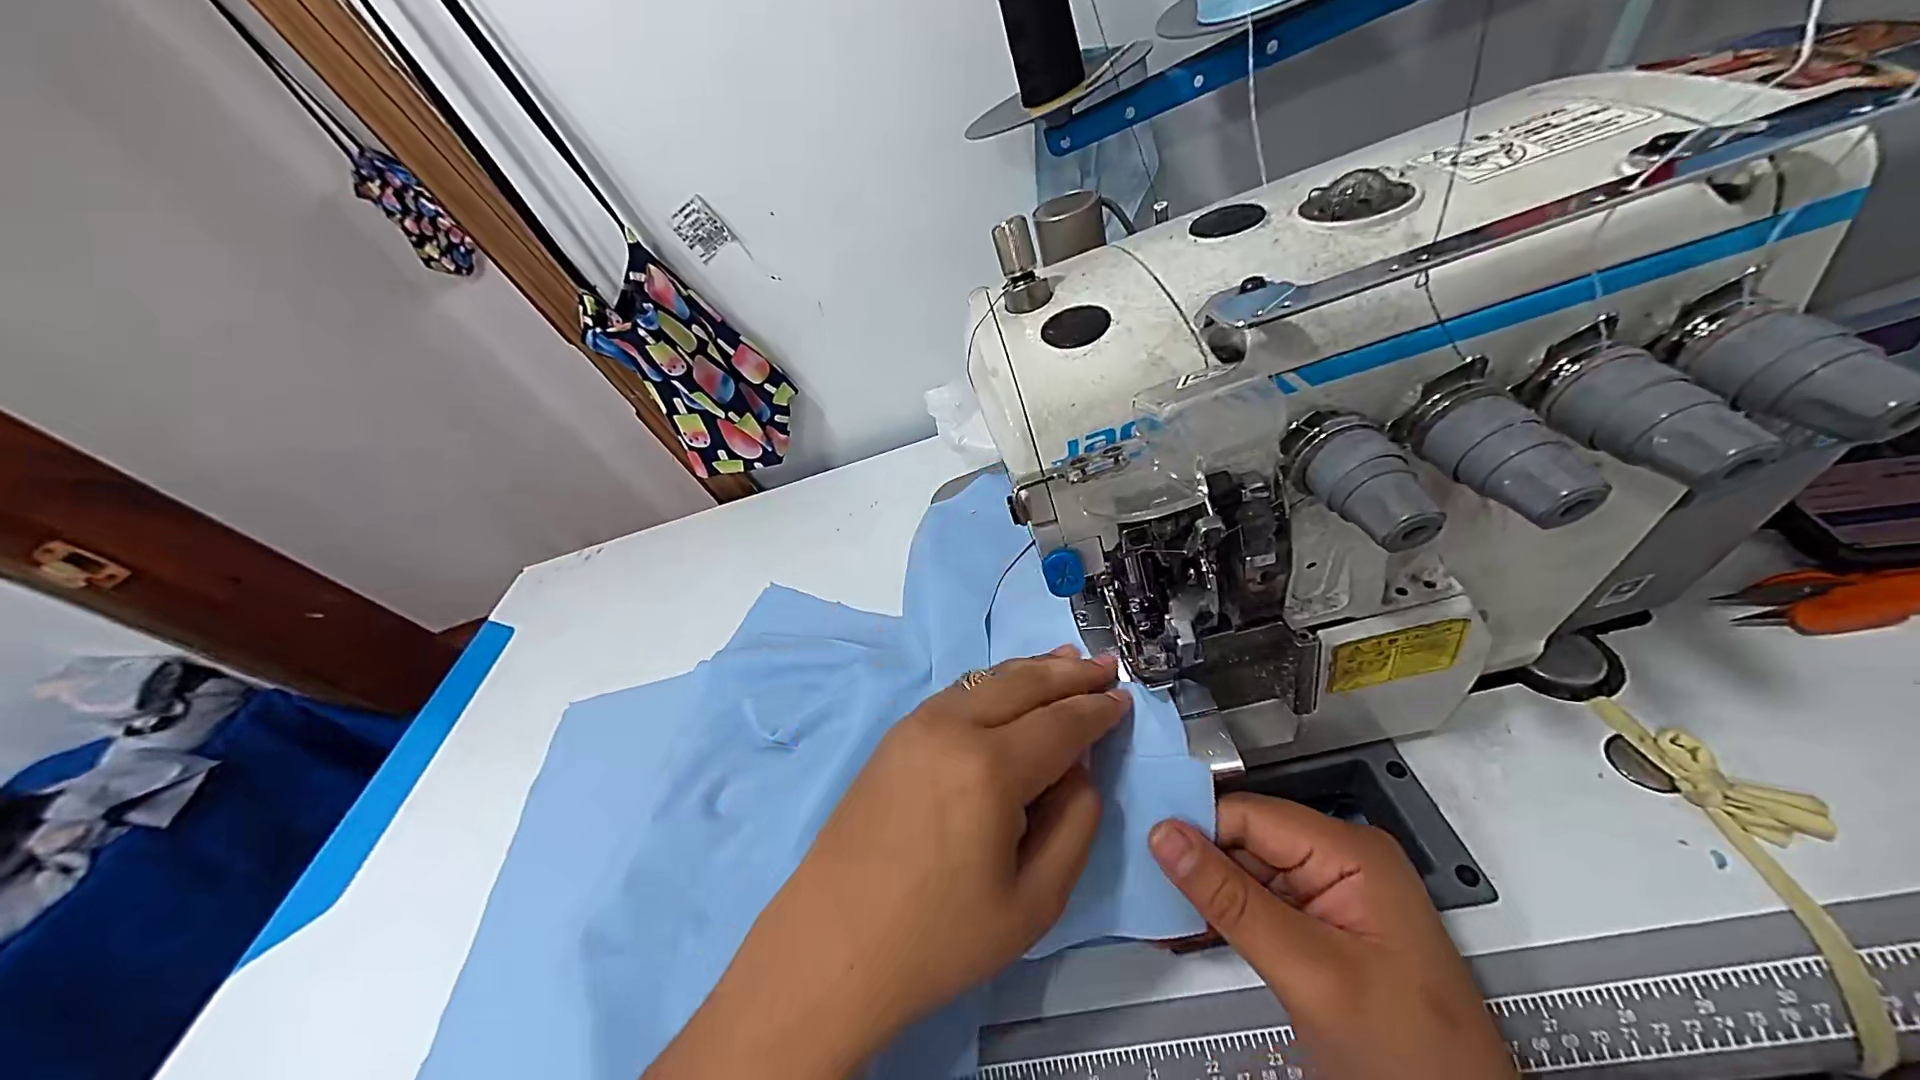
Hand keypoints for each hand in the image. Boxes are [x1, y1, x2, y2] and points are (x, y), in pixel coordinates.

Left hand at [645, 648, 1127, 1079]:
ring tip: (1066, 661)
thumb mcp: (1035, 900)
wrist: (833, 944)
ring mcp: (916, 725)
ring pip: (987, 679)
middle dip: (1069, 673)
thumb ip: (1074, 822)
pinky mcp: (895, 735)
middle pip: (1024, 683)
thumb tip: (1079, 767)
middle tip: (1104, 665)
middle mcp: (951, 728)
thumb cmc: (940, 937)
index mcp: (989, 768)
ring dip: (1031, 669)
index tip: (1124, 699)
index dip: (1097, 710)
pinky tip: (1009, 688)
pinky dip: (994, 683)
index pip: (1061, 722)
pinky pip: (958, 693)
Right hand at [1150, 794, 1515, 1079]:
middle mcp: (1338, 862)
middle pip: (1242, 838)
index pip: (1248, 814)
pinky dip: (1221, 915)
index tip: (1149, 847)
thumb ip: (1231, 899)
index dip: (1196, 829)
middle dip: (1196, 864)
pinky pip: (1253, 901)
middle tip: (1149, 886)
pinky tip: (1191, 928)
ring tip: (1163, 913)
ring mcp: (1326, 894)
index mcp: (1350, 853)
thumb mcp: (1309, 971)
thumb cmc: (1414, 1057)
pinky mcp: (1314, 924)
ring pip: (1242, 870)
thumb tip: (1169, 838)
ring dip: (1203, 893)